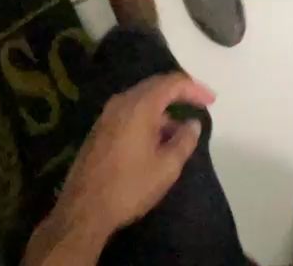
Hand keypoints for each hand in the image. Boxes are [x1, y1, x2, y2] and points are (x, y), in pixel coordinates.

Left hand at [62, 73, 215, 233]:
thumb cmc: (128, 186)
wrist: (82, 211)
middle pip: (156, 85)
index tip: (211, 101)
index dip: (195, 88)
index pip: (173, 82)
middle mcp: (122, 101)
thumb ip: (184, 141)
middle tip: (198, 105)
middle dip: (179, 94)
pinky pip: (129, 111)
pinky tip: (154, 140)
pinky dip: (147, 117)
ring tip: (178, 131)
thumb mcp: (166, 168)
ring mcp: (107, 114)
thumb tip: (192, 123)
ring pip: (141, 100)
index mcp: (140, 105)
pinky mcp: (99, 129)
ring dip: (163, 110)